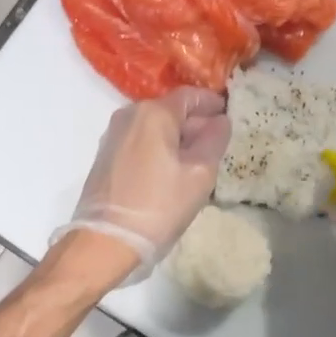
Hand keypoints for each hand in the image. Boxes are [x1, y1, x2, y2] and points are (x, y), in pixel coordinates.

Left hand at [54, 87, 230, 284]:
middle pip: (170, 110)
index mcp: (154, 113)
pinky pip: (141, 143)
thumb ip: (214, 141)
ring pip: (155, 128)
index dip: (213, 103)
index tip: (229, 114)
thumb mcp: (199, 174)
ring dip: (176, 139)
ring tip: (196, 161)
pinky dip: (159, 150)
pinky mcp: (106, 158)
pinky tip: (171, 172)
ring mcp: (113, 136)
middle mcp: (129, 115)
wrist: (107, 241)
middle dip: (195, 123)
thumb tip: (220, 121)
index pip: (190, 96)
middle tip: (217, 144)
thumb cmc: (159, 206)